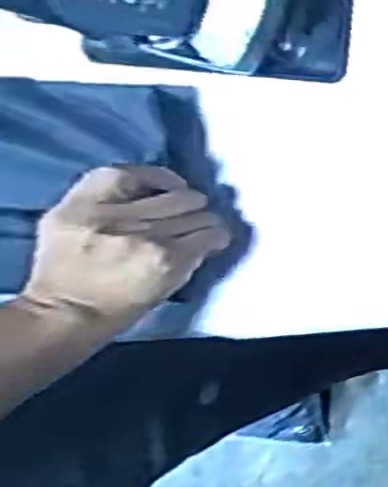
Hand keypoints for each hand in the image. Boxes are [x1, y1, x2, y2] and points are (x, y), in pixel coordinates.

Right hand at [19, 166, 230, 331]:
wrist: (71, 313)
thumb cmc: (76, 269)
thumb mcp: (73, 227)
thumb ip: (110, 202)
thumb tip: (167, 185)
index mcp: (76, 211)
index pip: (124, 174)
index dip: (158, 176)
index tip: (171, 188)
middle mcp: (108, 221)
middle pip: (184, 196)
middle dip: (191, 208)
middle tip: (181, 222)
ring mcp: (142, 239)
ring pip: (206, 215)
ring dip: (204, 226)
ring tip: (186, 239)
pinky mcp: (170, 257)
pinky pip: (216, 234)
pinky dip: (217, 240)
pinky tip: (203, 248)